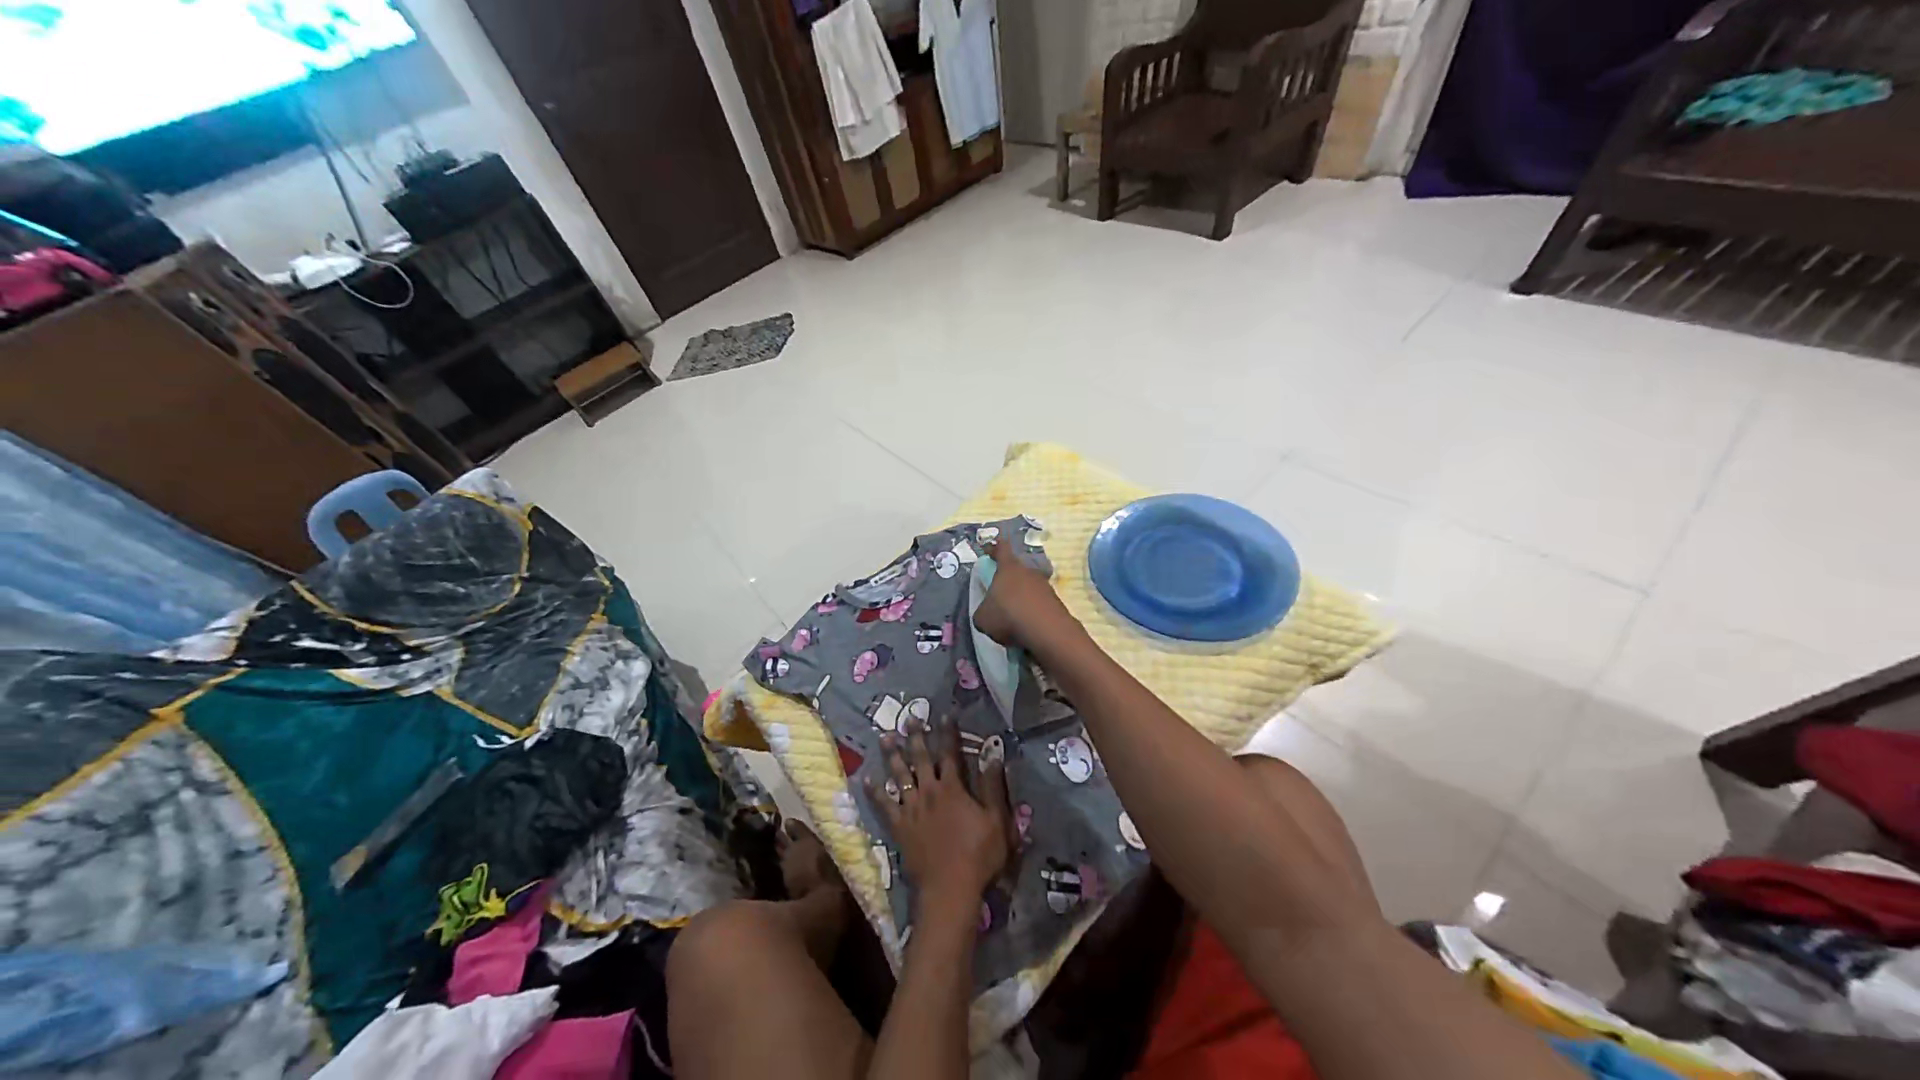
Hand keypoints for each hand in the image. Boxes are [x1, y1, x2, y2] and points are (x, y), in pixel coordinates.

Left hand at [869, 720, 1012, 918]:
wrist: (949, 888)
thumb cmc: (979, 855)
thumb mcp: (997, 820)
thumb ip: (993, 787)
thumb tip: (993, 755)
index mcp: (954, 789)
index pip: (951, 754)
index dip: (948, 733)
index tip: (944, 714)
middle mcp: (929, 792)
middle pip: (921, 759)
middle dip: (916, 737)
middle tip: (909, 718)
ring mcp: (911, 809)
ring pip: (899, 776)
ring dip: (892, 756)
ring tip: (885, 737)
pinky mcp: (899, 827)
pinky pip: (884, 805)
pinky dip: (875, 791)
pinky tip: (867, 778)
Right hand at [973, 538, 1078, 649]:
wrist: (1047, 631)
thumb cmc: (1008, 617)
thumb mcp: (982, 618)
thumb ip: (983, 610)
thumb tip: (987, 612)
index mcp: (1008, 568)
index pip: (1001, 549)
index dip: (994, 548)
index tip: (989, 549)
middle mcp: (1029, 572)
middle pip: (1017, 570)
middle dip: (1009, 580)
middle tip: (1000, 594)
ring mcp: (1045, 586)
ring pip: (1030, 587)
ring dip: (1022, 597)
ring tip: (1015, 614)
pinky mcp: (1056, 601)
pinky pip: (1040, 602)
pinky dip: (1033, 611)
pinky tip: (1027, 625)